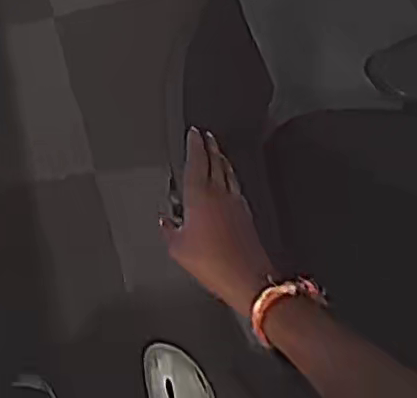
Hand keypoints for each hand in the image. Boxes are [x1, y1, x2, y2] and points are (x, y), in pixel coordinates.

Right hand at [161, 127, 275, 316]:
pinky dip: (231, 178)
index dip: (195, 144)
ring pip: (228, 173)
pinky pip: (237, 187)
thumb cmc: (213, 262)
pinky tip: (231, 183)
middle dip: (210, 146)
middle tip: (206, 136)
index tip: (193, 132)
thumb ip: (169, 230)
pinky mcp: (248, 218)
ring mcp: (237, 204)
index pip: (197, 159)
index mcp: (199, 194)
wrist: (251, 283)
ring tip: (218, 152)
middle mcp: (219, 193)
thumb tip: (165, 222)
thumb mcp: (179, 248)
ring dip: (222, 159)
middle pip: (215, 161)